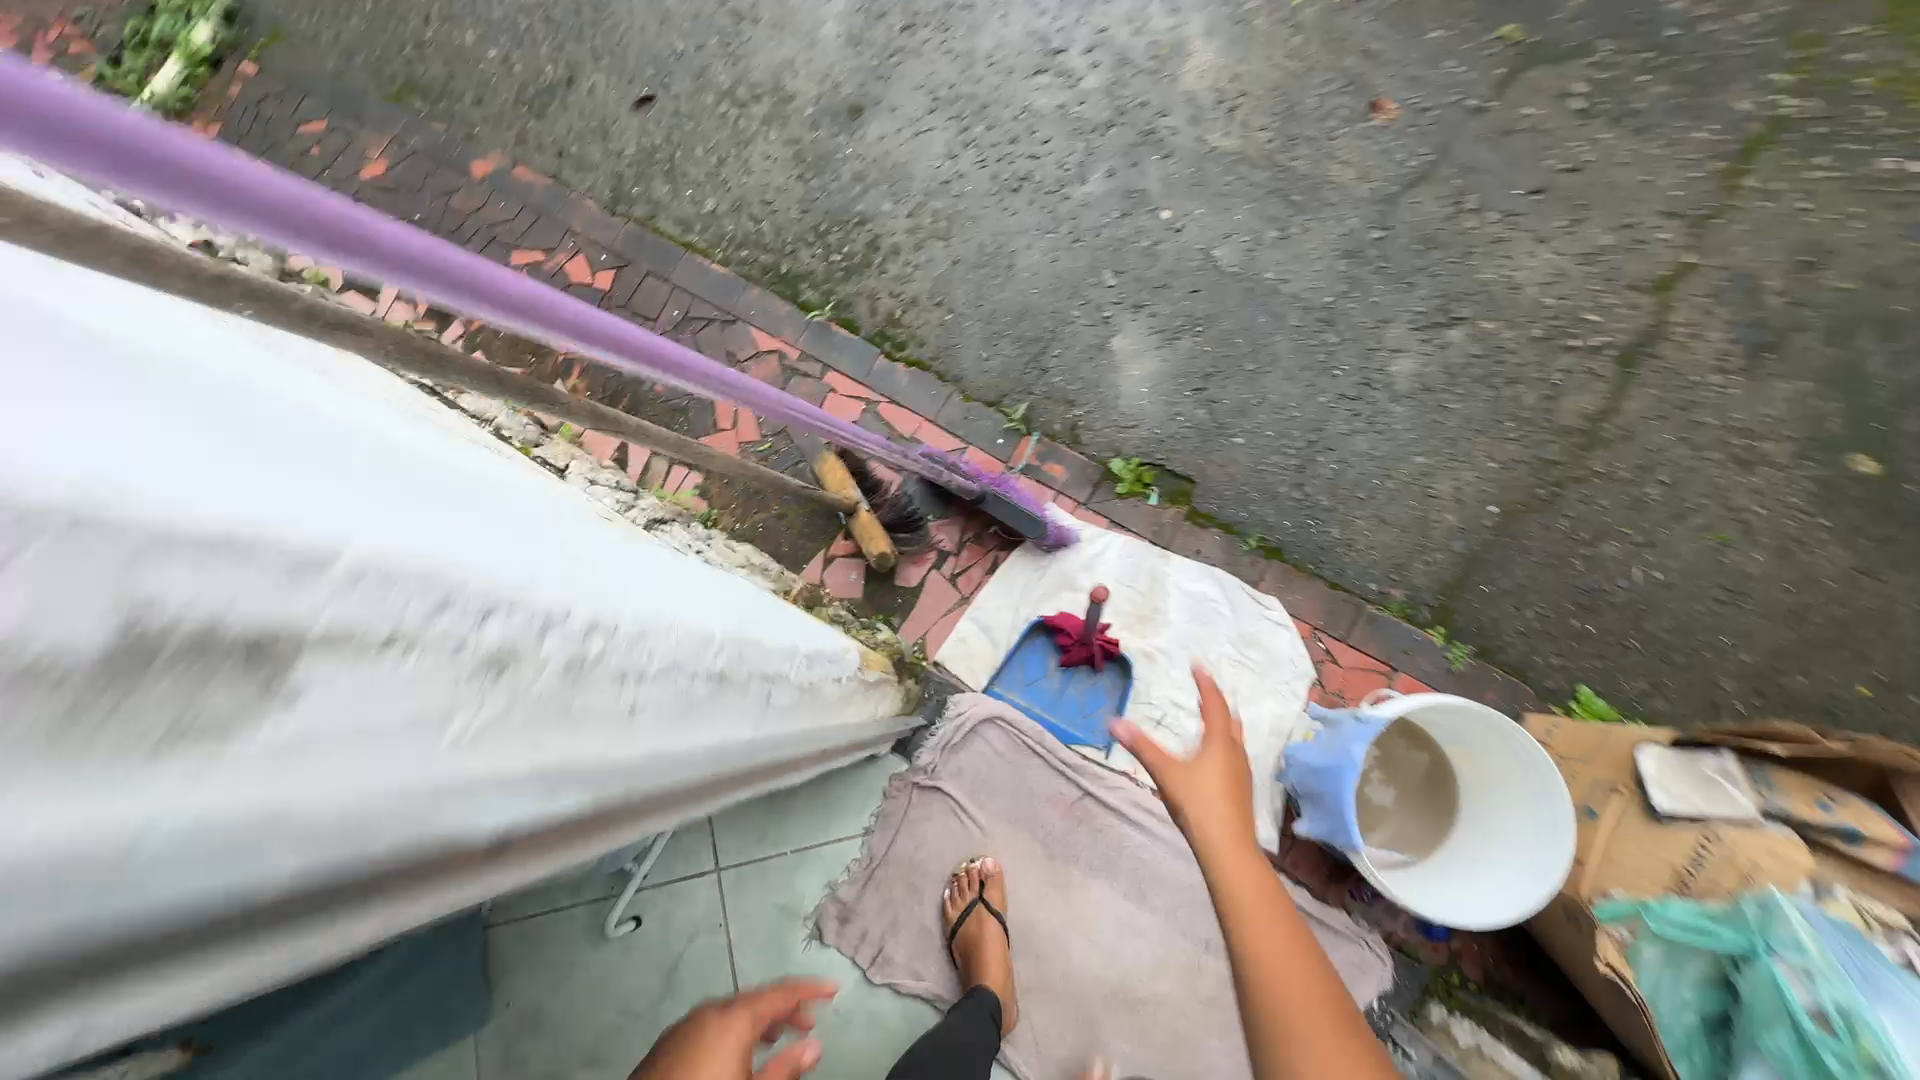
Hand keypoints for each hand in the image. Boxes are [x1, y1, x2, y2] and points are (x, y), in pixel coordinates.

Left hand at [628, 977, 837, 1079]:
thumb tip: (815, 1046)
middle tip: (810, 1022)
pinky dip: (733, 1030)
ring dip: (759, 1020)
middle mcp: (710, 1011)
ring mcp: (685, 1026)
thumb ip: (785, 1068)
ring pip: (732, 1012)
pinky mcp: (667, 1045)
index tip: (834, 989)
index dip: (810, 989)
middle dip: (785, 1007)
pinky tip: (737, 1052)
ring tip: (778, 1036)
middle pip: (756, 999)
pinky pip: (711, 1025)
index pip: (782, 991)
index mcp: (734, 1017)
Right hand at [1110, 663, 1256, 856]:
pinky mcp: (1242, 790)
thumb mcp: (1165, 773)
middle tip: (1205, 691)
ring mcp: (1243, 772)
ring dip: (1224, 724)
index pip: (1214, 703)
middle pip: (1231, 719)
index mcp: (1220, 742)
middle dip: (1218, 703)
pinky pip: (1235, 755)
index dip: (1206, 683)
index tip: (1198, 666)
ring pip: (1236, 739)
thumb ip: (1141, 746)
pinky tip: (1213, 758)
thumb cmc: (1197, 804)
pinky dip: (1225, 744)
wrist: (1228, 848)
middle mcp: (1236, 752)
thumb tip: (1114, 722)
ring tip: (1210, 720)